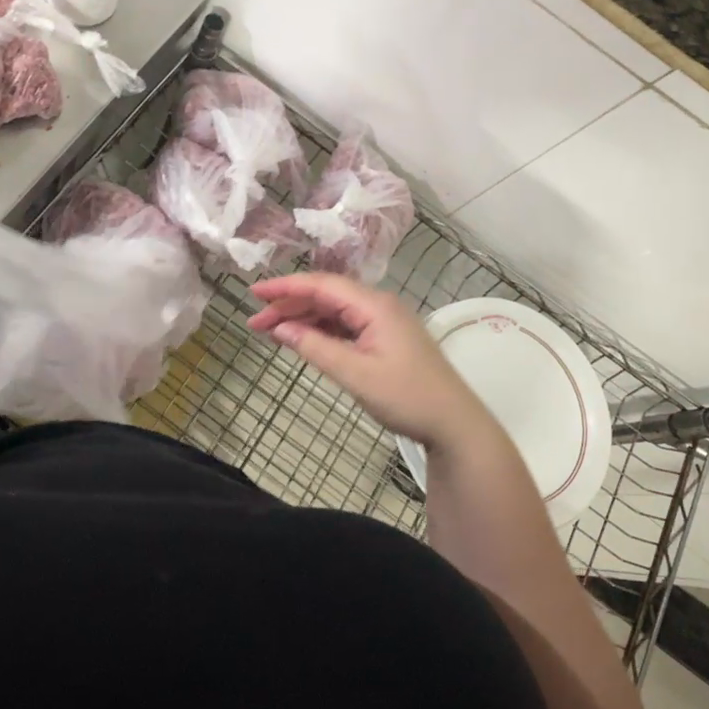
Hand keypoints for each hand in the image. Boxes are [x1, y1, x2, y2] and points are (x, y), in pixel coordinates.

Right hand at [248, 273, 492, 450]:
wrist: (454, 424)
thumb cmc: (407, 397)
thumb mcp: (356, 375)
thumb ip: (316, 348)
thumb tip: (280, 328)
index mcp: (374, 306)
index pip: (321, 285)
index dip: (285, 287)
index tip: (254, 292)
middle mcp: (378, 306)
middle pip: (325, 295)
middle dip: (288, 305)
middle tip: (255, 322)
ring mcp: (383, 322)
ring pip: (334, 310)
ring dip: (302, 318)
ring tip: (270, 331)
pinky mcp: (385, 339)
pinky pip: (345, 325)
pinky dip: (320, 330)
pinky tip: (301, 339)